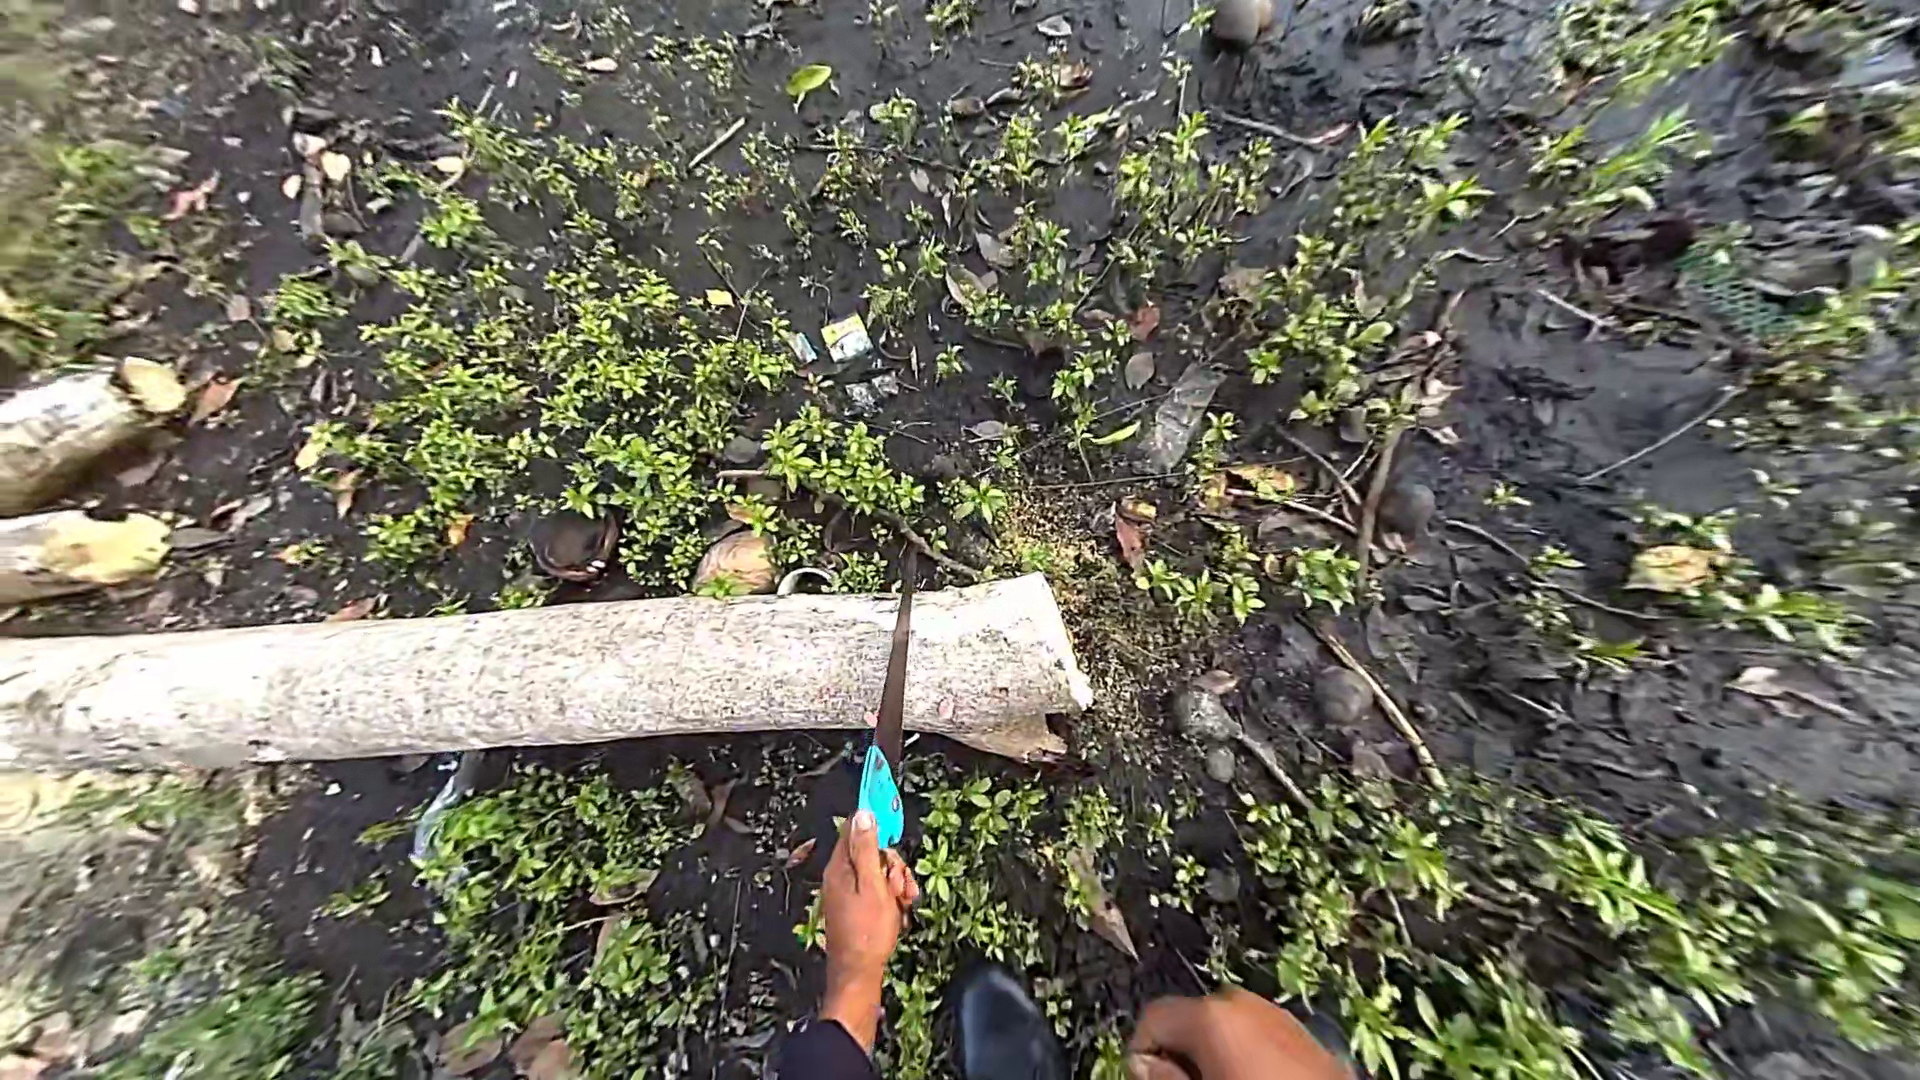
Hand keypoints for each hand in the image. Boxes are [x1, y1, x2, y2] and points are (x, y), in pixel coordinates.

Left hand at [818, 808, 918, 1052]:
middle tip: (899, 883)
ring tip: (902, 900)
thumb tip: (862, 814)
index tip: (893, 837)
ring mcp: (848, 892)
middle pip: (871, 850)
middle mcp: (841, 876)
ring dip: (895, 881)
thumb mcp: (872, 884)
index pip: (855, 828)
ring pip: (878, 870)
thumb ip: (867, 848)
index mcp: (840, 867)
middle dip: (891, 863)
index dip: (877, 828)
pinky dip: (890, 896)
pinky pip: (877, 889)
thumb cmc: (866, 933)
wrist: (859, 976)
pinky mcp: (857, 906)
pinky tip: (898, 909)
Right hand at [1129, 989, 1349, 1079]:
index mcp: (1209, 1015)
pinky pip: (1255, 1038)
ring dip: (1213, 1058)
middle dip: (1181, 1057)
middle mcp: (1236, 1000)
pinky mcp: (1302, 1034)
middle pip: (1187, 1021)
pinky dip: (1245, 1060)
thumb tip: (1141, 1064)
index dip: (1143, 1053)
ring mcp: (1272, 1013)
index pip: (1153, 1018)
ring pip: (1222, 1029)